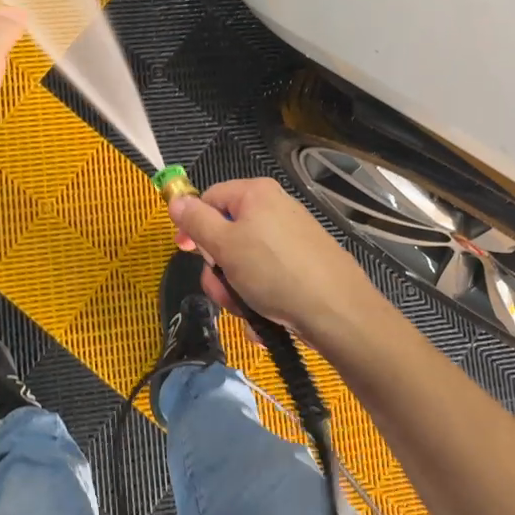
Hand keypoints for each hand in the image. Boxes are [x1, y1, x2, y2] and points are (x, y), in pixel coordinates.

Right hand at [168, 177, 375, 340]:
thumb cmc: (274, 271)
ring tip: (248, 311)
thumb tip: (176, 200)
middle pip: (227, 235)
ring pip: (245, 264)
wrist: (338, 313)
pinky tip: (266, 320)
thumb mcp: (225, 246)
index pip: (209, 198)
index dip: (192, 224)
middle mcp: (275, 209)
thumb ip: (196, 221)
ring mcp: (292, 240)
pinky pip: (267, 280)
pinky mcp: (304, 267)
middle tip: (225, 290)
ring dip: (237, 292)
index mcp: (256, 193)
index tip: (185, 252)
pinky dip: (260, 300)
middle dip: (219, 269)